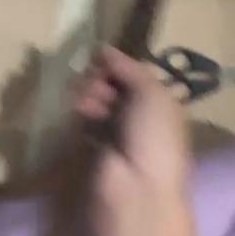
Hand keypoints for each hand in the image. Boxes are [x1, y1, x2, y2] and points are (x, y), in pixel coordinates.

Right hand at [74, 47, 193, 202]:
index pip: (134, 76)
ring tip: (81, 101)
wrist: (135, 186)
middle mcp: (138, 118)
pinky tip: (75, 112)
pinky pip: (82, 123)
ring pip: (96, 103)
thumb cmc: (152, 136)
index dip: (117, 66)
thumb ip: (129, 68)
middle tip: (91, 83)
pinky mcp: (92, 148)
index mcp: (160, 104)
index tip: (99, 58)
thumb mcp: (152, 93)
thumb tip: (103, 49)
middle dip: (99, 80)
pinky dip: (78, 115)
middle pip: (113, 88)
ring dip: (87, 96)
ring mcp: (114, 134)